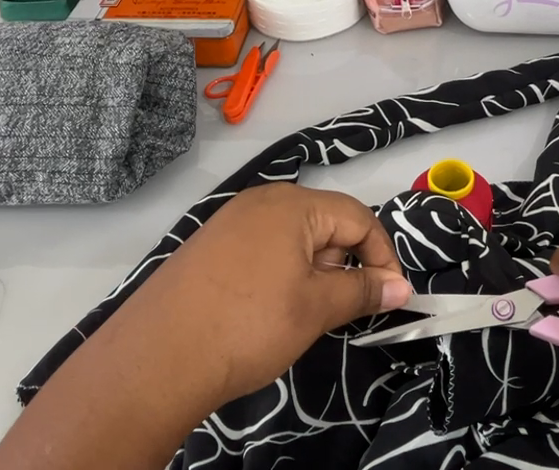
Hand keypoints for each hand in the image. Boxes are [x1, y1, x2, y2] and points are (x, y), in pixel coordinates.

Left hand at [121, 182, 412, 402]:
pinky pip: (264, 248)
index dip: (381, 256)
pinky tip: (268, 311)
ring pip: (294, 238)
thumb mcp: (315, 309)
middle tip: (341, 309)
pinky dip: (282, 273)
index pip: (357, 217)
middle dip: (344, 264)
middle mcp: (262, 200)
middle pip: (325, 223)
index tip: (390, 297)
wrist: (157, 358)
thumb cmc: (248, 325)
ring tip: (303, 315)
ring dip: (313, 271)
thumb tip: (401, 287)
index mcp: (292, 204)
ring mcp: (231, 221)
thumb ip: (362, 291)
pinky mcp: (211, 246)